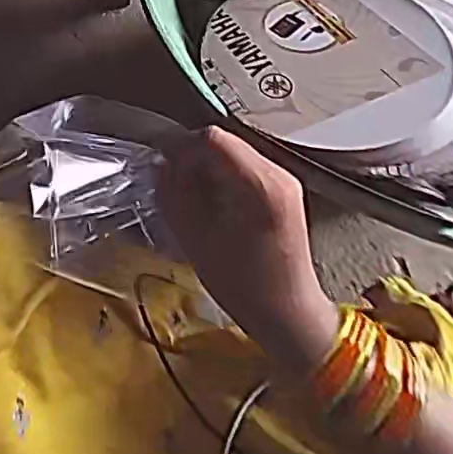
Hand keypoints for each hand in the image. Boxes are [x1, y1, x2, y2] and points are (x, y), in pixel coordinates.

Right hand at [161, 128, 339, 371]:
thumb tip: (163, 164)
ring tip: (197, 200)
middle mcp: (277, 174)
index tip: (168, 172)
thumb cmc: (243, 285)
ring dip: (205, 168)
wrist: (289, 315)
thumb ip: (174, 193)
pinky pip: (240, 164)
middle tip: (178, 188)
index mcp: (260, 185)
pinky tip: (215, 204)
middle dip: (193, 160)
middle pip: (221, 141)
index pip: (211, 139)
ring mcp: (283, 178)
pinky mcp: (282, 186)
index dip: (182, 151)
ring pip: (229, 150)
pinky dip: (220, 175)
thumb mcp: (195, 238)